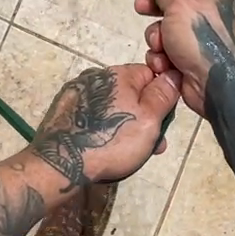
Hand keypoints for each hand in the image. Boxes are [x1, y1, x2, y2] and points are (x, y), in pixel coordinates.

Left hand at [27, 64, 178, 188]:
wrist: (62, 161)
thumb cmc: (111, 141)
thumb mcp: (148, 120)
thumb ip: (163, 95)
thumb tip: (172, 74)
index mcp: (118, 74)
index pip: (150, 74)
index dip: (162, 97)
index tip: (165, 123)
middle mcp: (96, 76)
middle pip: (131, 92)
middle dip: (145, 118)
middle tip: (152, 146)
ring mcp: (77, 93)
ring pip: (113, 107)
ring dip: (125, 125)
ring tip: (130, 153)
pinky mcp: (65, 109)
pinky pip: (94, 115)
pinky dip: (103, 128)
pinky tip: (105, 147)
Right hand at [133, 0, 234, 114]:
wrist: (220, 89)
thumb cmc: (205, 41)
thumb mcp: (182, 7)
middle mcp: (205, 11)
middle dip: (154, 2)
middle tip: (141, 5)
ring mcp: (196, 37)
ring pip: (163, 25)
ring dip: (156, 35)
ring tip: (161, 46)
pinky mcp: (187, 58)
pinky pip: (164, 49)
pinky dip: (161, 56)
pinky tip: (164, 63)